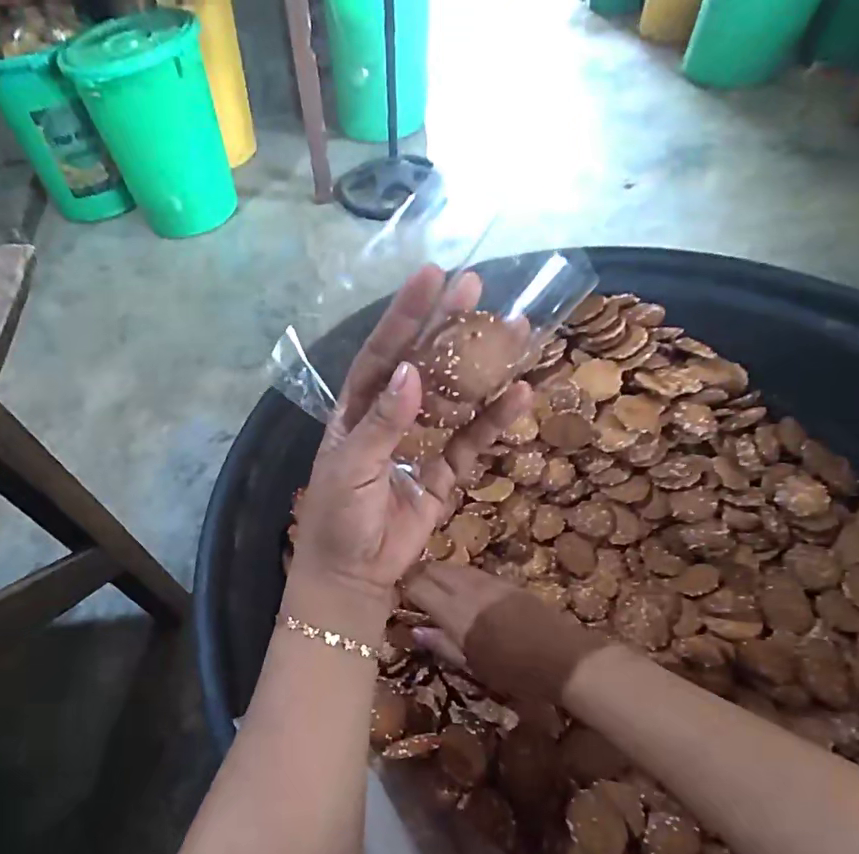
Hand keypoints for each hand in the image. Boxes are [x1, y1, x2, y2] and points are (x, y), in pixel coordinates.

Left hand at [288, 266, 532, 610]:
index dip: (406, 316)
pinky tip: (520, 393)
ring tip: (517, 330)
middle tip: (476, 287)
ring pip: (458, 398)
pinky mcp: (447, 471)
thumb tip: (412, 372)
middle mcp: (394, 417)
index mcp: (359, 409)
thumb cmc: (337, 516)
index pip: (385, 353)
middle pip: (425, 364)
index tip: (432, 277)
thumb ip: (382, 423)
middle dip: (448, 327)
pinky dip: (496, 420)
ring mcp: (424, 442)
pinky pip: (474, 441)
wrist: (353, 572)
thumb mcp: (351, 467)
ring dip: (484, 367)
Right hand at [402, 561, 610, 702]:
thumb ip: (442, 645)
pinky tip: (460, 585)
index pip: (419, 586)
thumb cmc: (513, 672)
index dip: (404, 585)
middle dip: (418, 573)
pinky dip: (460, 574)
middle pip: (436, 570)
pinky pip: (475, 572)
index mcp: (456, 613)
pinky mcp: (508, 583)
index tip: (394, 591)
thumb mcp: (472, 665)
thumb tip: (416, 629)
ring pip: (456, 567)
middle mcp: (470, 590)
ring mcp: (491, 583)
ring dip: (439, 571)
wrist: (562, 659)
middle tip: (407, 582)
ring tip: (430, 581)